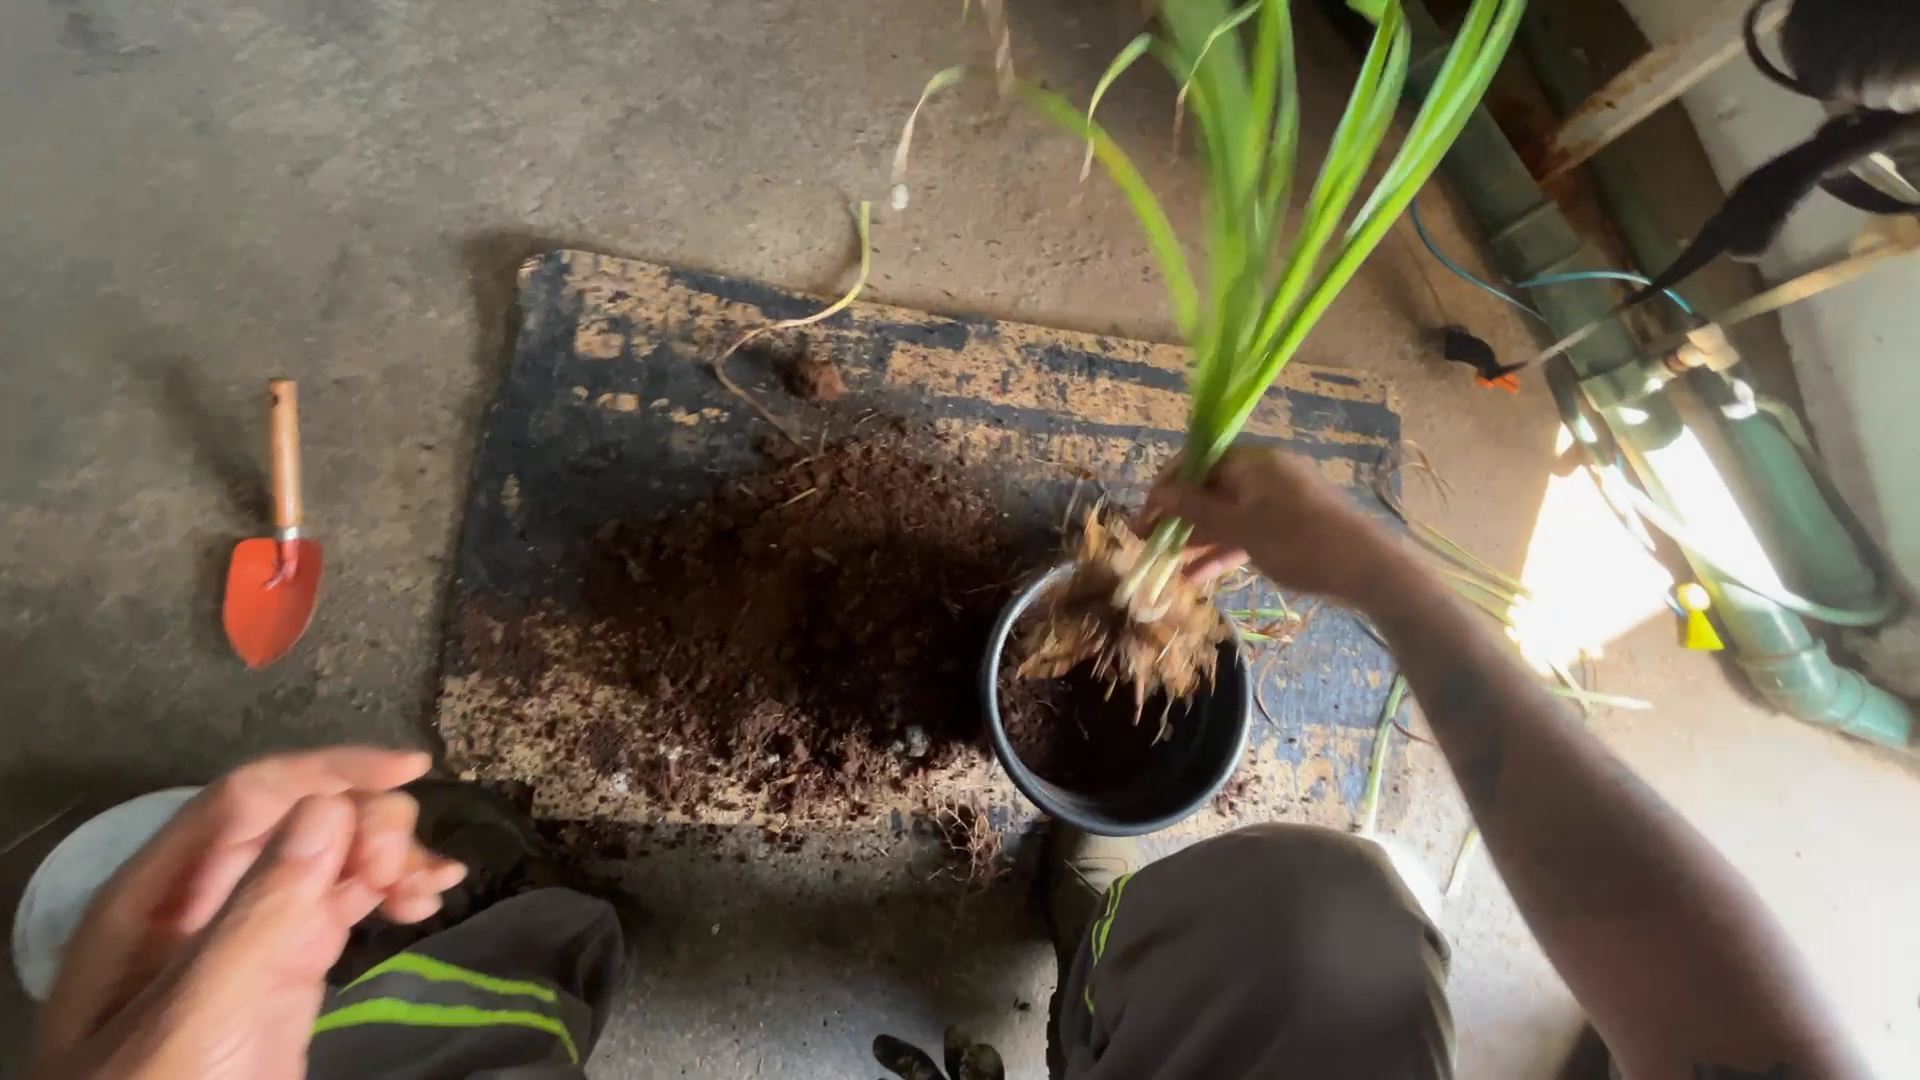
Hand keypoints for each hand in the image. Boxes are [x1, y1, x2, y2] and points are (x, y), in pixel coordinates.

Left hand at [32, 748, 468, 1079]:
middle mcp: (214, 891)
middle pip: (312, 813)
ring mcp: (261, 919)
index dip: (332, 770)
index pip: (251, 795)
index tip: (414, 768)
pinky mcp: (302, 946)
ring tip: (428, 893)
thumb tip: (330, 808)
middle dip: (373, 829)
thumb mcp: (202, 1011)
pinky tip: (428, 900)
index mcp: (161, 893)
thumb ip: (259, 914)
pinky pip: (362, 887)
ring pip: (347, 844)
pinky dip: (402, 884)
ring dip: (399, 856)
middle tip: (400, 874)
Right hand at [1141, 445, 1404, 603]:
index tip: (1144, 516)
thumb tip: (1158, 494)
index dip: (1166, 487)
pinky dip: (1221, 550)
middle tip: (1149, 543)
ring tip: (1167, 564)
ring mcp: (1275, 501)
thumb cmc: (1301, 542)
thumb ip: (1196, 510)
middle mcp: (1262, 474)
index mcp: (1252, 462)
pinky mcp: (1286, 526)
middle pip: (1208, 489)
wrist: (1370, 571)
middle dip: (1177, 516)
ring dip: (1195, 538)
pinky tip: (1196, 576)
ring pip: (1224, 514)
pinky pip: (1244, 531)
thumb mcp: (1242, 528)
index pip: (1196, 462)